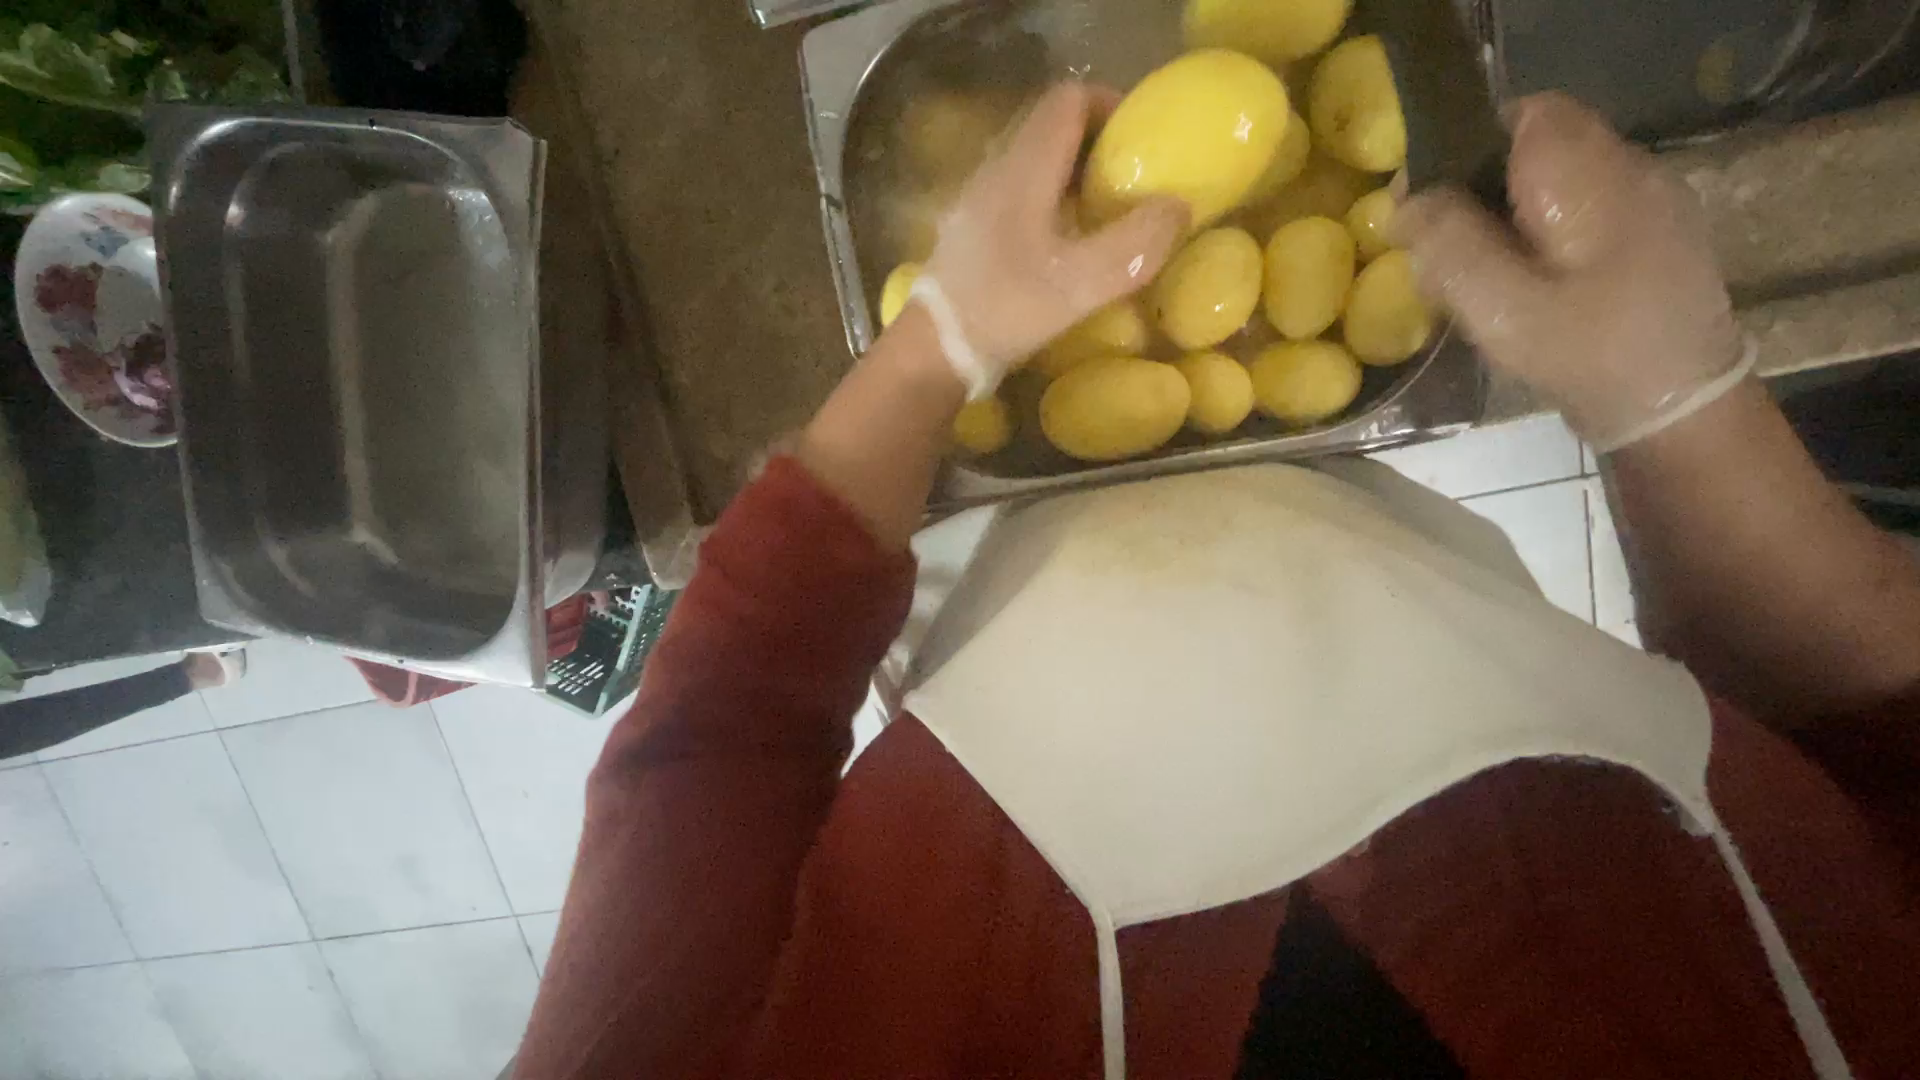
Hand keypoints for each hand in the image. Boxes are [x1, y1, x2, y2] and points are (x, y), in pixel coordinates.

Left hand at [914, 82, 1188, 396]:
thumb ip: (1133, 245)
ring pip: (1032, 167)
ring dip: (1071, 182)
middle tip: (1128, 186)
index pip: (1068, 100)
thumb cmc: (1005, 311)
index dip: (1110, 106)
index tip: (1140, 143)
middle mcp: (994, 172)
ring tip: (1101, 220)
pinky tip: (1060, 252)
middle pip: (1050, 131)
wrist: (934, 351)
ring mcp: (975, 204)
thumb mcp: (1079, 284)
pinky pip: (1015, 200)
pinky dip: (1047, 209)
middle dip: (1095, 148)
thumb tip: (1176, 208)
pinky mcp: (968, 235)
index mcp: (1023, 168)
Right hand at [1396, 93, 1747, 449]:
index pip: (1526, 115)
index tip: (1422, 203)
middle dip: (1475, 189)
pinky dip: (1532, 235)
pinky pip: (1576, 210)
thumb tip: (1406, 202)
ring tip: (1469, 276)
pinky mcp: (1645, 236)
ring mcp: (1644, 203)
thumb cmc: (1584, 352)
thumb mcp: (1499, 307)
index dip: (1465, 145)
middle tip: (1436, 251)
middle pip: (1536, 147)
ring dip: (1499, 217)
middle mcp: (1627, 172)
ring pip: (1553, 181)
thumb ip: (1449, 245)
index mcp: (1590, 179)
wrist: (1675, 404)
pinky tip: (1515, 285)